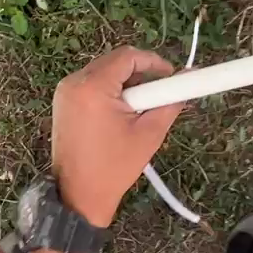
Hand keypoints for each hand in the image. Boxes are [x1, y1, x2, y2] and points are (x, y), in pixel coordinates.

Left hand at [50, 47, 184, 225]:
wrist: (79, 196)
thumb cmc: (116, 167)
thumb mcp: (149, 133)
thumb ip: (171, 101)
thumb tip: (191, 76)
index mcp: (93, 86)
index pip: (127, 56)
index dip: (153, 61)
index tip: (171, 76)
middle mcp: (74, 81)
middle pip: (113, 61)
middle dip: (139, 73)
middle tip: (158, 94)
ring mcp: (64, 90)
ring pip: (103, 71)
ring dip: (125, 82)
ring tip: (141, 108)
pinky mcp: (62, 101)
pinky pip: (90, 83)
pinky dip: (109, 90)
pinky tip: (121, 113)